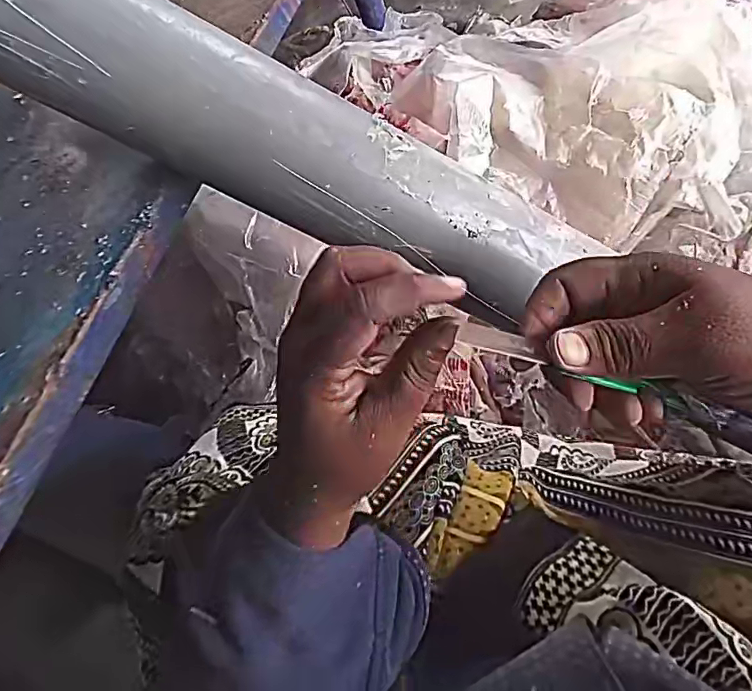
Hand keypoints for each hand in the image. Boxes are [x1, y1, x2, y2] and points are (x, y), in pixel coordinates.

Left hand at [262, 247, 465, 548]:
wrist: (306, 483)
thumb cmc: (340, 465)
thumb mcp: (389, 425)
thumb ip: (418, 370)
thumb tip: (448, 324)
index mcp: (316, 363)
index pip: (362, 303)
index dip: (412, 289)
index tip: (451, 290)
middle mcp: (300, 335)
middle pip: (339, 267)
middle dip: (390, 268)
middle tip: (430, 290)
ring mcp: (300, 329)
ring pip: (336, 270)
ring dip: (380, 274)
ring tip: (416, 301)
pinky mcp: (308, 329)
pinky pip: (336, 288)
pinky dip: (370, 288)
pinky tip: (395, 316)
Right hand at [519, 254, 751, 432]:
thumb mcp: (696, 339)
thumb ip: (621, 343)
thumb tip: (553, 347)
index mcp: (639, 276)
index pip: (565, 285)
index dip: (542, 317)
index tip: (539, 361)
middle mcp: (639, 301)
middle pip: (575, 325)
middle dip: (573, 366)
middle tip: (585, 407)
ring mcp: (656, 335)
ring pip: (597, 357)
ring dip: (600, 390)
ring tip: (630, 419)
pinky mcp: (672, 365)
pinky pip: (626, 379)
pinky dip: (625, 400)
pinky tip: (649, 419)